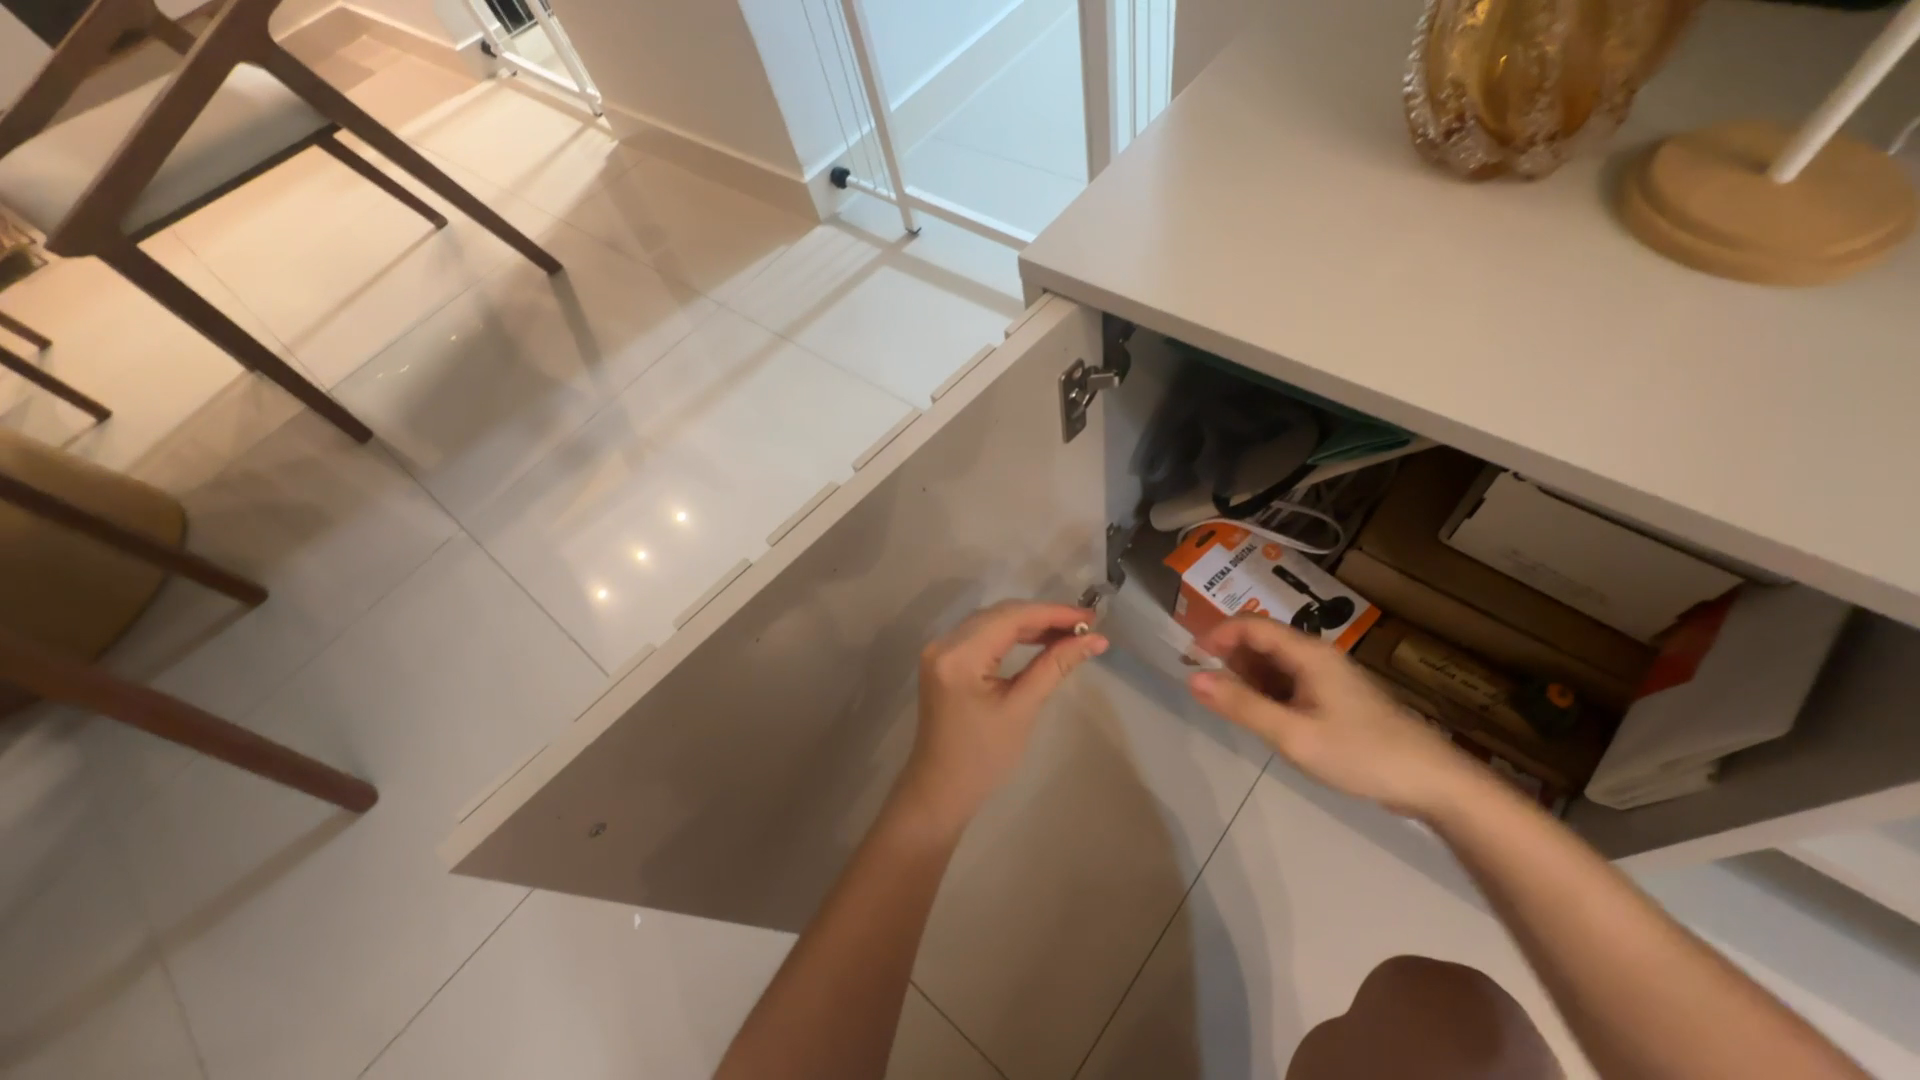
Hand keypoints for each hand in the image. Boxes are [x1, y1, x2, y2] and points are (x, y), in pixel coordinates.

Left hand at [895, 601, 1108, 832]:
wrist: (940, 790)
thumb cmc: (983, 758)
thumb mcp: (1022, 708)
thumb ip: (1055, 666)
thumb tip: (1094, 639)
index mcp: (959, 655)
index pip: (1011, 617)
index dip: (1053, 613)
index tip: (1091, 617)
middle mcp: (944, 643)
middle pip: (1000, 615)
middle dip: (1043, 616)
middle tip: (1085, 626)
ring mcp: (940, 650)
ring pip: (991, 622)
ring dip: (1029, 624)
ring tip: (1069, 633)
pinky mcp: (943, 661)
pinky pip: (981, 636)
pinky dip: (1010, 635)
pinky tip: (1038, 641)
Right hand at [1187, 616, 1478, 818]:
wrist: (1432, 782)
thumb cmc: (1361, 754)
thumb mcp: (1293, 735)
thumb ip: (1242, 706)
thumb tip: (1194, 678)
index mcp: (1309, 654)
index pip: (1251, 625)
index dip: (1216, 635)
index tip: (1189, 662)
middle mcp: (1318, 656)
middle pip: (1262, 641)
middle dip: (1230, 659)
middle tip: (1210, 694)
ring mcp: (1329, 677)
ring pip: (1276, 664)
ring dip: (1249, 679)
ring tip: (1235, 712)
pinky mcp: (1336, 698)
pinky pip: (1291, 683)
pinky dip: (1269, 694)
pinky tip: (1266, 721)